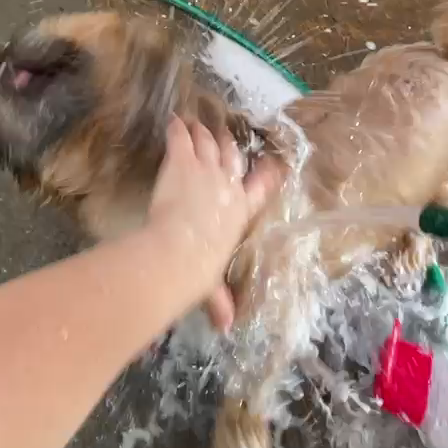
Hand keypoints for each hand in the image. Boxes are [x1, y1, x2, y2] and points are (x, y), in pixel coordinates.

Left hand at [146, 116, 280, 329]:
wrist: (178, 252)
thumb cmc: (199, 270)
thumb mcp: (213, 285)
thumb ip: (220, 300)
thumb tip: (227, 327)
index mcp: (241, 212)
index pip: (261, 188)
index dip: (267, 172)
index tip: (273, 160)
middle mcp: (228, 186)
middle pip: (232, 156)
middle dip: (228, 143)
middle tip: (225, 133)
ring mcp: (205, 170)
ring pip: (208, 142)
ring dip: (203, 132)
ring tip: (198, 123)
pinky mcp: (181, 161)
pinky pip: (181, 138)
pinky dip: (177, 127)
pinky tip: (173, 119)